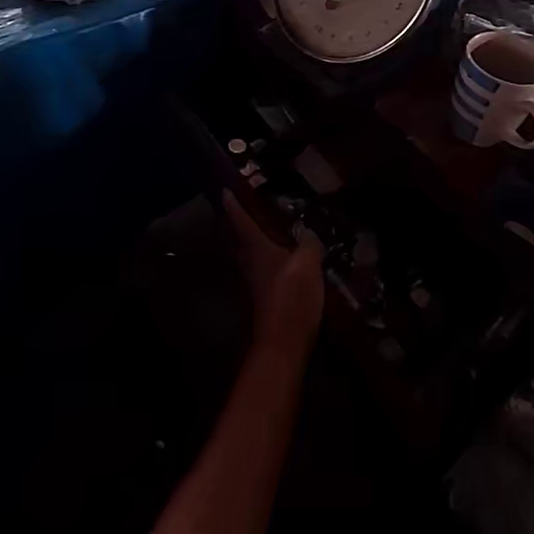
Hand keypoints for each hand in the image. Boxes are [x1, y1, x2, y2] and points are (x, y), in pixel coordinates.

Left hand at [222, 190, 323, 352]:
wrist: (283, 342)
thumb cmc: (291, 297)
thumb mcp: (307, 264)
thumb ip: (308, 244)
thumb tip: (309, 234)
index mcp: (256, 248)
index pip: (240, 220)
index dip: (233, 204)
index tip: (224, 190)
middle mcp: (249, 262)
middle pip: (239, 238)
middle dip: (239, 224)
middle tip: (245, 210)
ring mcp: (255, 282)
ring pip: (249, 255)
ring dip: (252, 243)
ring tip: (266, 233)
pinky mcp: (264, 298)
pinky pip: (262, 270)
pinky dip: (267, 261)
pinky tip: (281, 263)